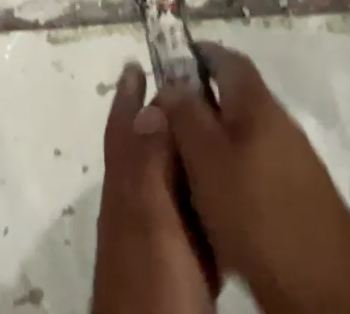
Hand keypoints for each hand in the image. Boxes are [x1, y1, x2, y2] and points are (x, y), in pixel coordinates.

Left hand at [92, 64, 217, 313]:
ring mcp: (155, 238)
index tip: (139, 63)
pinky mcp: (177, 265)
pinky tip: (224, 194)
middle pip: (147, 151)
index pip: (126, 131)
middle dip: (162, 117)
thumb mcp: (149, 221)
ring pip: (170, 182)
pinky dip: (204, 198)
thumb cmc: (152, 286)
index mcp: (127, 192)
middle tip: (191, 89)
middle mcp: (136, 208)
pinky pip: (191, 219)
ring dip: (186, 154)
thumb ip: (149, 166)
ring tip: (214, 133)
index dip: (129, 97)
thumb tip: (152, 103)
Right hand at [155, 43, 349, 313]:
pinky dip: (226, 172)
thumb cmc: (256, 210)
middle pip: (232, 99)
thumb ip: (186, 116)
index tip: (165, 65)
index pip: (227, 59)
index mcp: (258, 105)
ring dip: (208, 142)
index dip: (196, 54)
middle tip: (160, 124)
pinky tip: (209, 197)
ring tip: (176, 162)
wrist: (324, 281)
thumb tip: (173, 82)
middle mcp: (278, 124)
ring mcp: (291, 160)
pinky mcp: (295, 194)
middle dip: (195, 105)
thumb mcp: (206, 158)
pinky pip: (251, 166)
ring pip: (239, 136)